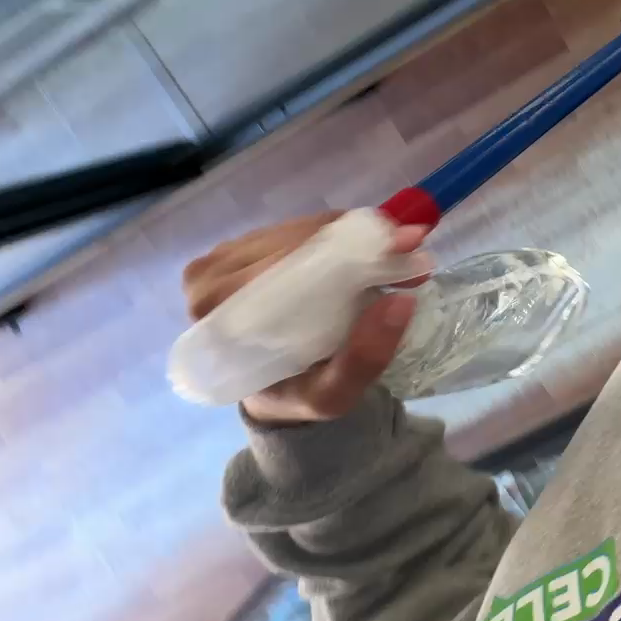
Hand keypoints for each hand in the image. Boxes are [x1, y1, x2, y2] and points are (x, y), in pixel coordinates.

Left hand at [182, 211, 430, 425]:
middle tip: (411, 245)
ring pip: (302, 227)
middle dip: (361, 239)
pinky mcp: (241, 248)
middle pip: (297, 240)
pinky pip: (299, 226)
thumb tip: (402, 302)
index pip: (289, 264)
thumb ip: (365, 358)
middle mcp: (208, 284)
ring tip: (396, 248)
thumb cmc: (302, 392)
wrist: (279, 392)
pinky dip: (340, 230)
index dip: (350, 251)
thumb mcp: (334, 395)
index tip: (405, 247)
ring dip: (354, 232)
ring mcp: (222, 261)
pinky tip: (366, 246)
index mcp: (219, 320)